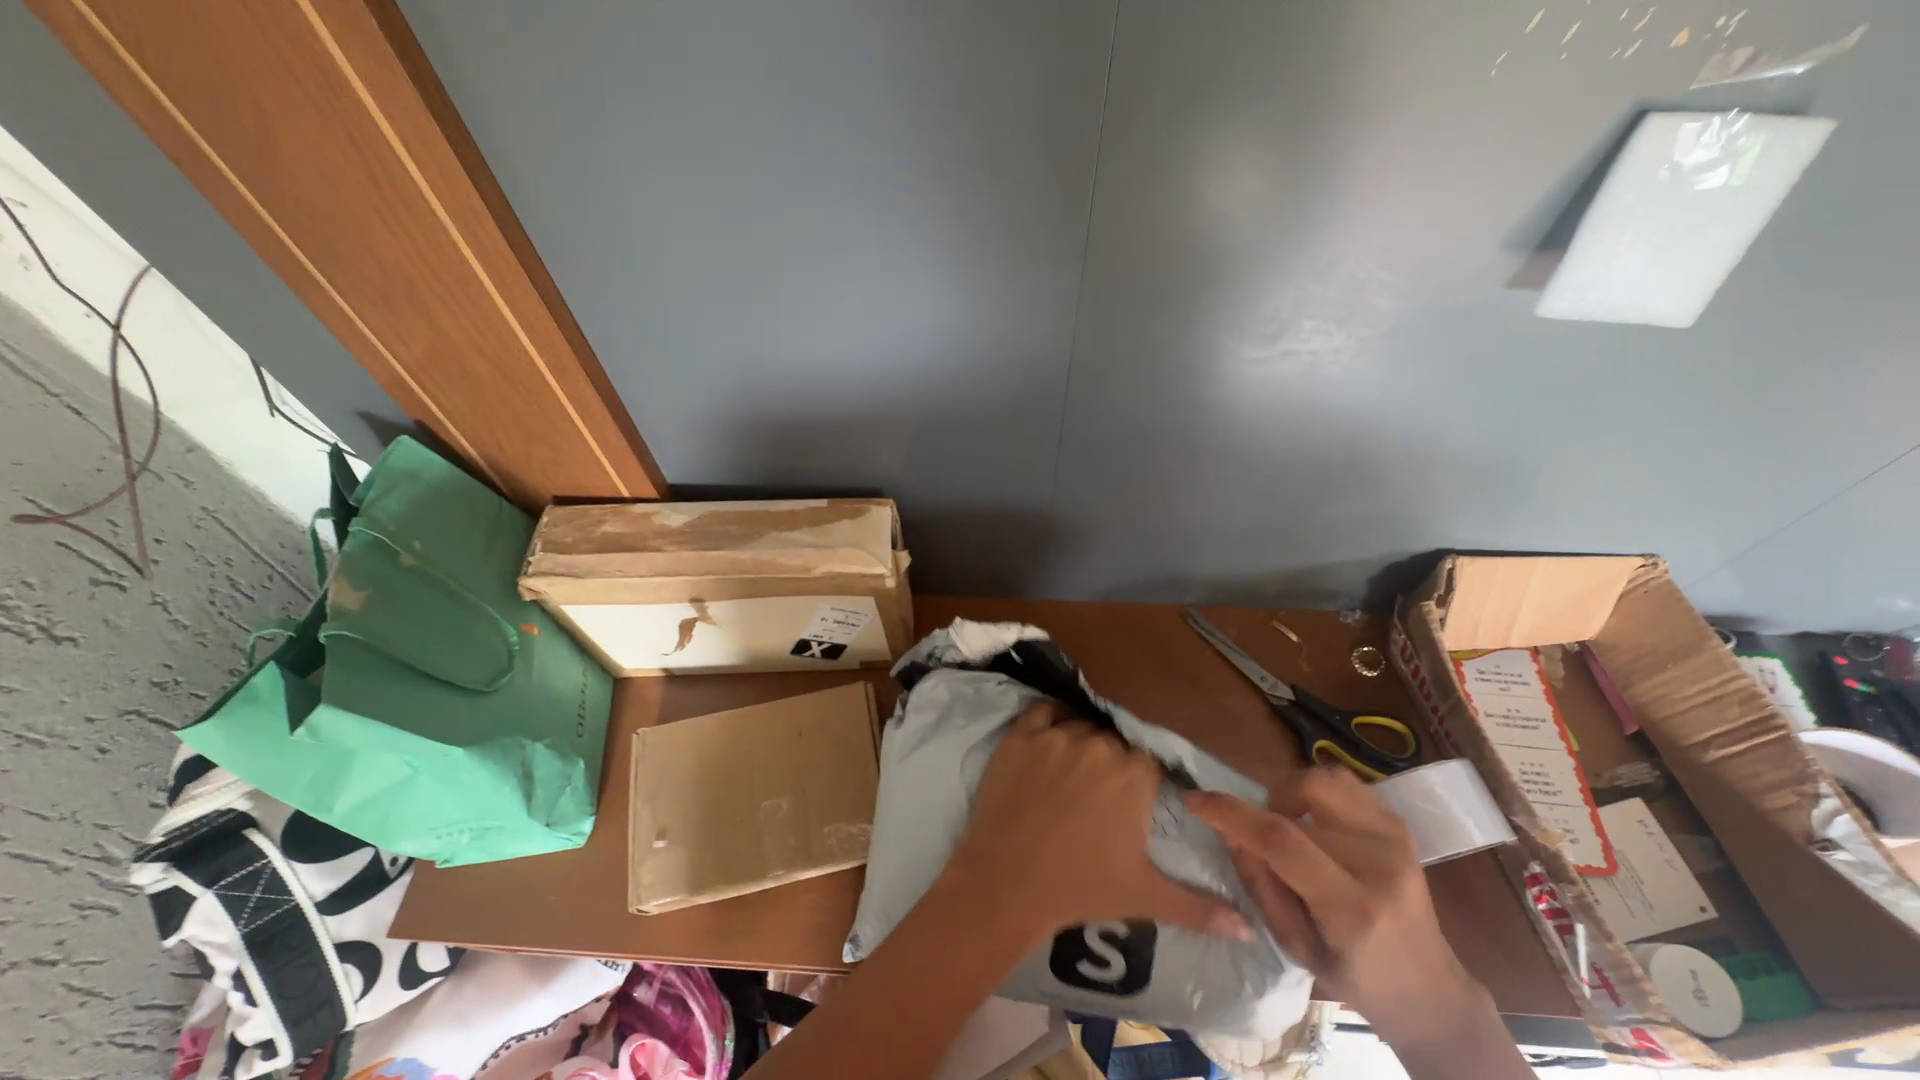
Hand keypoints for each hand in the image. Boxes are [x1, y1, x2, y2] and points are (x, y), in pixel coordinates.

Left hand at [943, 703, 1252, 944]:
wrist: (1005, 885)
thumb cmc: (1079, 889)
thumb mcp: (1145, 897)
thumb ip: (1199, 908)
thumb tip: (1248, 931)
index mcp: (1135, 775)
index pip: (1150, 761)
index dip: (1144, 778)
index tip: (1136, 797)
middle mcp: (1100, 745)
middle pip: (1115, 741)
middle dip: (1113, 762)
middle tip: (1101, 792)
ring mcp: (1056, 737)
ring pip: (1081, 726)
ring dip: (1083, 741)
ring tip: (1075, 769)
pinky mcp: (1019, 738)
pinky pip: (1043, 712)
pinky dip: (1051, 719)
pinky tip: (1052, 734)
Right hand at [1186, 767, 1489, 1043]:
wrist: (1426, 987)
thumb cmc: (1352, 975)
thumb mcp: (1294, 944)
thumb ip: (1259, 884)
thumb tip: (1229, 831)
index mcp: (1352, 906)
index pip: (1283, 840)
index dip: (1233, 814)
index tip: (1198, 800)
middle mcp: (1381, 862)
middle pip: (1305, 797)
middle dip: (1268, 806)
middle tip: (1263, 833)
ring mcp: (1397, 838)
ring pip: (1325, 779)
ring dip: (1293, 794)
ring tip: (1290, 825)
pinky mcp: (1402, 824)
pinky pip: (1346, 783)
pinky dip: (1316, 793)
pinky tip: (1314, 821)